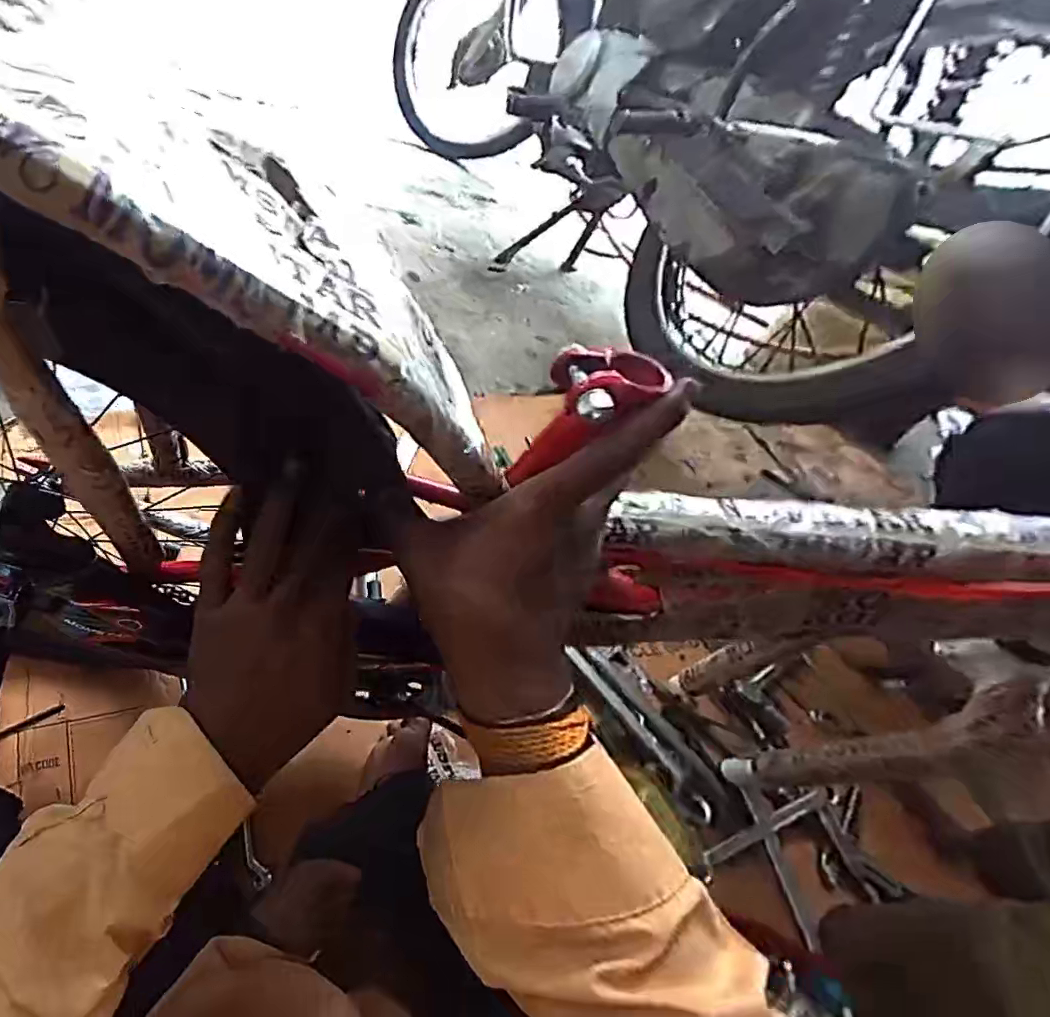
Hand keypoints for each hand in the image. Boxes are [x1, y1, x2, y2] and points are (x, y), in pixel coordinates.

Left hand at [184, 475, 358, 791]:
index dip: (347, 527)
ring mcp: (242, 604)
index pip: (338, 564)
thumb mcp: (336, 685)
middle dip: (320, 504)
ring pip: (264, 544)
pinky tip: (235, 498)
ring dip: (278, 503)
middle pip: (306, 546)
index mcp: (319, 628)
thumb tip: (346, 591)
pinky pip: (215, 562)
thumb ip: (343, 635)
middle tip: (329, 466)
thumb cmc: (290, 718)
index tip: (355, 495)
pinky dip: (223, 528)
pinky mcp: (209, 607)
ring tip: (289, 466)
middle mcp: (283, 607)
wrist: (229, 740)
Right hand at [376, 381, 694, 724]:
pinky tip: (540, 510)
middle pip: (614, 465)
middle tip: (611, 403)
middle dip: (620, 431)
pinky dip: (575, 502)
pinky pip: (586, 518)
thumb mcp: (417, 548)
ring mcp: (587, 544)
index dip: (649, 415)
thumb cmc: (466, 600)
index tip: (685, 384)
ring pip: (602, 492)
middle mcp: (578, 518)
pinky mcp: (582, 565)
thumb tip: (364, 480)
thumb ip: (393, 509)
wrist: (504, 666)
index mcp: (543, 504)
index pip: (607, 450)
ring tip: (563, 455)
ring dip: (593, 469)